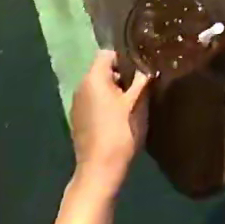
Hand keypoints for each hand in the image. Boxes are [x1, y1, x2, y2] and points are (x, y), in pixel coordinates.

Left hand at [70, 51, 149, 185]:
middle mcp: (81, 87)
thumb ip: (141, 80)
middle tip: (142, 83)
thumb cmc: (120, 131)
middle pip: (102, 70)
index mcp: (93, 78)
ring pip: (99, 86)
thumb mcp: (138, 102)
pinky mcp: (79, 120)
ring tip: (134, 100)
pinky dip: (107, 103)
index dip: (125, 56)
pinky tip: (121, 116)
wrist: (100, 169)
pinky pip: (94, 101)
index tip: (141, 67)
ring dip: (115, 89)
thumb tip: (146, 67)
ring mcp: (77, 105)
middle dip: (122, 73)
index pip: (107, 53)